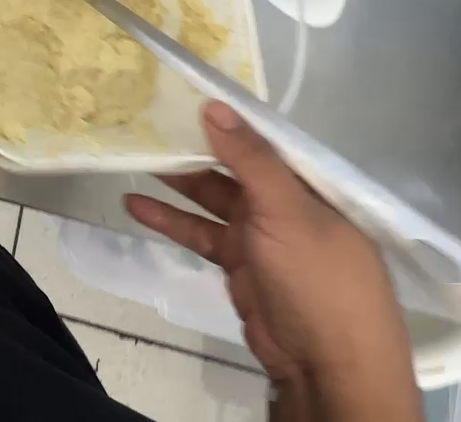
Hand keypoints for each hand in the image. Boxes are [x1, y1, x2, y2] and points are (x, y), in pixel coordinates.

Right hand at [125, 102, 420, 421]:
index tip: (185, 91)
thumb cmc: (319, 280)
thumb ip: (250, 158)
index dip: (228, 117)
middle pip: (234, 166)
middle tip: (148, 121)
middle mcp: (289, 206)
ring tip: (133, 157)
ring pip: (212, 197)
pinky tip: (135, 205)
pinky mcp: (241, 262)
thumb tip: (214, 102)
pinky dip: (170, 219)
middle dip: (194, 147)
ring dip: (175, 181)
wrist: (328, 370)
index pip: (266, 141)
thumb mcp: (286, 212)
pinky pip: (200, 232)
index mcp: (312, 188)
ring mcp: (264, 236)